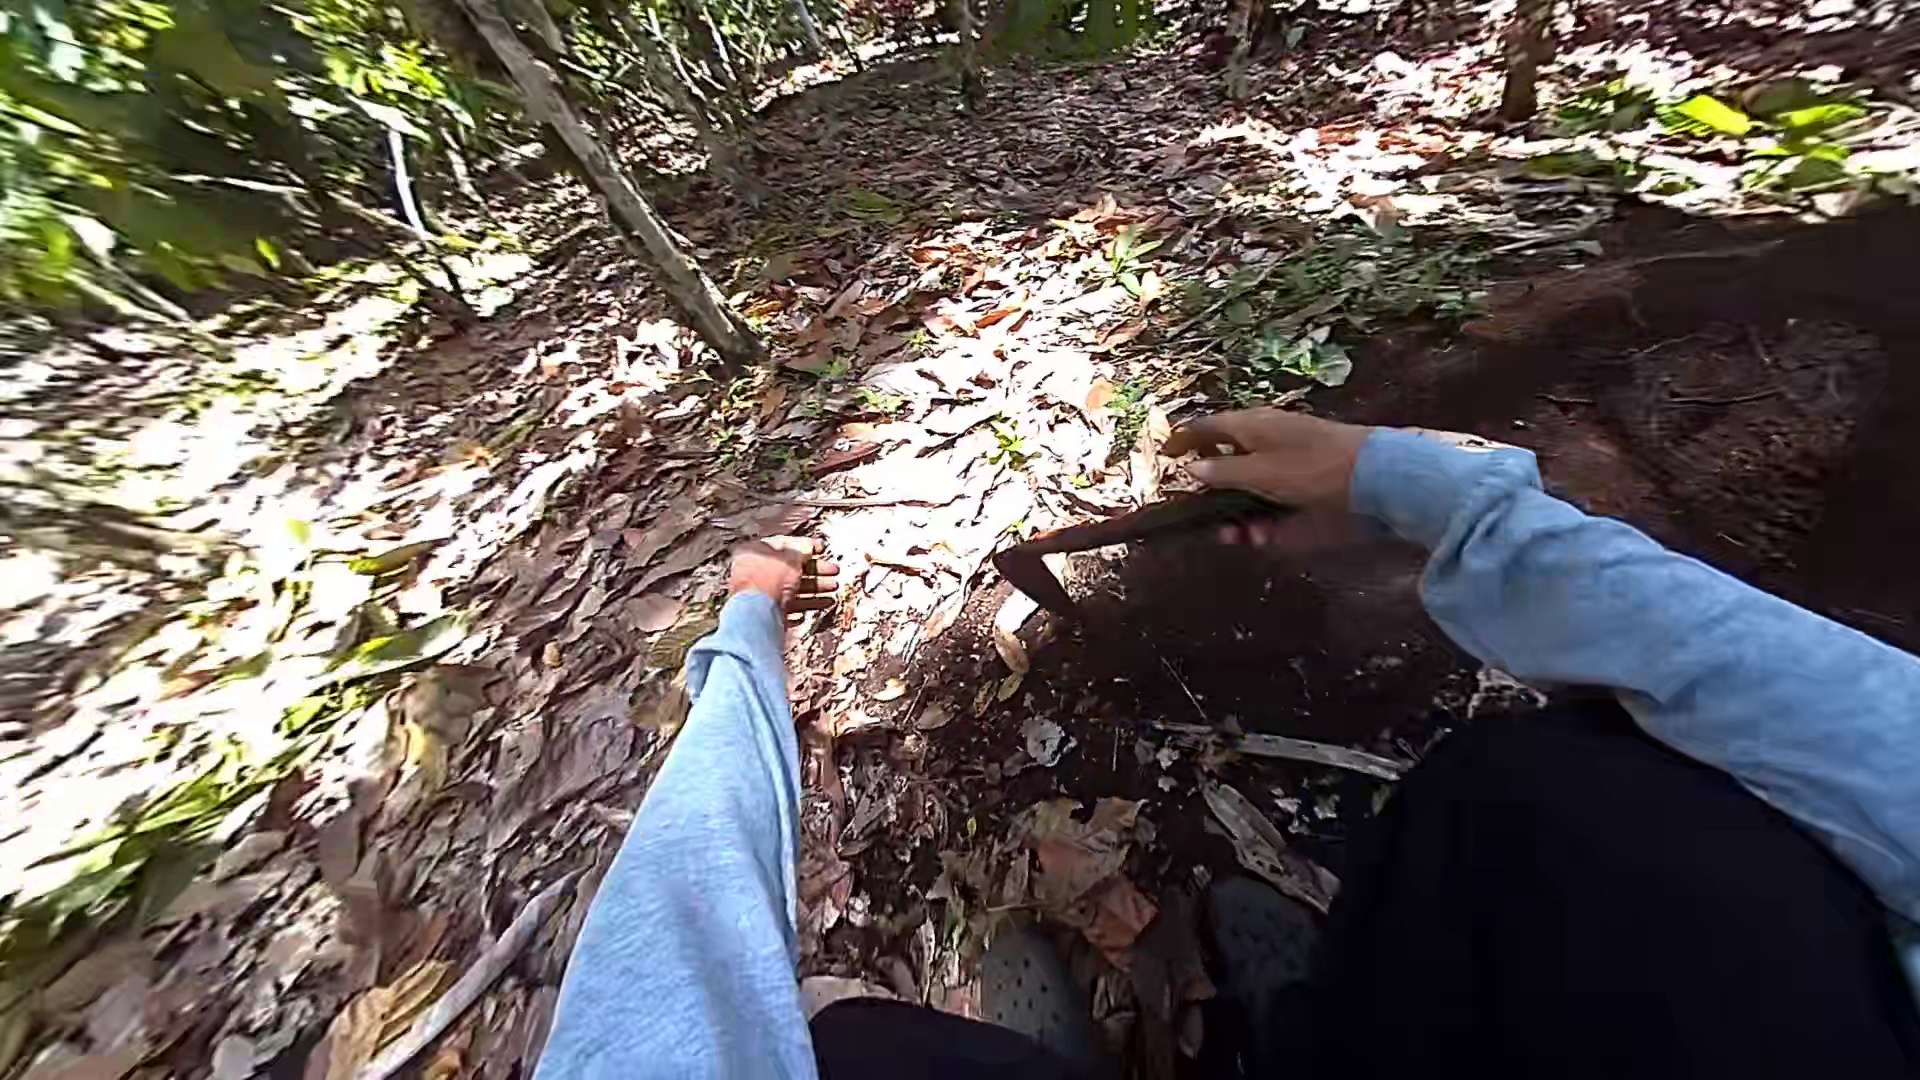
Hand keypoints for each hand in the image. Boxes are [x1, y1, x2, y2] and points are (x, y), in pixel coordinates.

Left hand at [728, 536, 839, 618]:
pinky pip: (790, 606)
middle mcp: (755, 572)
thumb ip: (803, 550)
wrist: (757, 614)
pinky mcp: (767, 613)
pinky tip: (822, 603)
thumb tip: (810, 546)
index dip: (806, 546)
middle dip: (816, 571)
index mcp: (755, 553)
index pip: (784, 545)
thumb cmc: (771, 578)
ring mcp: (761, 594)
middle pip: (791, 569)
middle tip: (835, 571)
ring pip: (793, 589)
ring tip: (834, 587)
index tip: (822, 548)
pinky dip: (807, 604)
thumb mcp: (792, 557)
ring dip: (816, 588)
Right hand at [1161, 409, 1371, 549]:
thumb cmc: (1313, 466)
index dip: (1185, 439)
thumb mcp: (1258, 470)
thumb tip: (1191, 468)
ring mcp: (1284, 474)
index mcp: (1253, 428)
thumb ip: (1220, 472)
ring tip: (1232, 536)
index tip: (1166, 454)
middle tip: (1198, 513)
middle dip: (1210, 494)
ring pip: (1244, 497)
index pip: (1208, 428)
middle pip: (1224, 468)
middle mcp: (1265, 448)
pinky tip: (1259, 538)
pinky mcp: (1301, 499)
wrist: (1380, 484)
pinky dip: (1261, 527)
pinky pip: (1268, 514)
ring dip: (1234, 517)